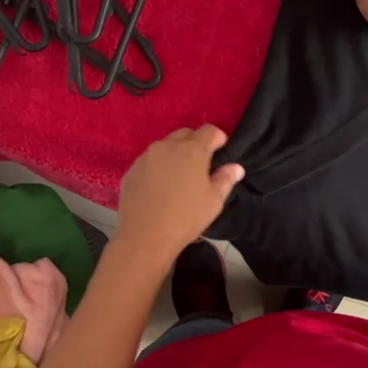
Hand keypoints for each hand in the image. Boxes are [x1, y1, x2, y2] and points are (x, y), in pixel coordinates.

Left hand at [115, 126, 244, 260]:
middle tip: (200, 164)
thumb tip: (236, 167)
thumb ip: (225, 179)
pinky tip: (159, 186)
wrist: (144, 237)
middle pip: (185, 134)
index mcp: (192, 151)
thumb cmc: (185, 218)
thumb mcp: (213, 202)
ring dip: (175, 153)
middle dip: (195, 143)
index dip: (218, 138)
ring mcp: (146, 157)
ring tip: (179, 176)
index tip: (221, 151)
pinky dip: (158, 167)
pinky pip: (149, 161)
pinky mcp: (131, 170)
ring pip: (164, 146)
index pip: (209, 131)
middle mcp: (167, 147)